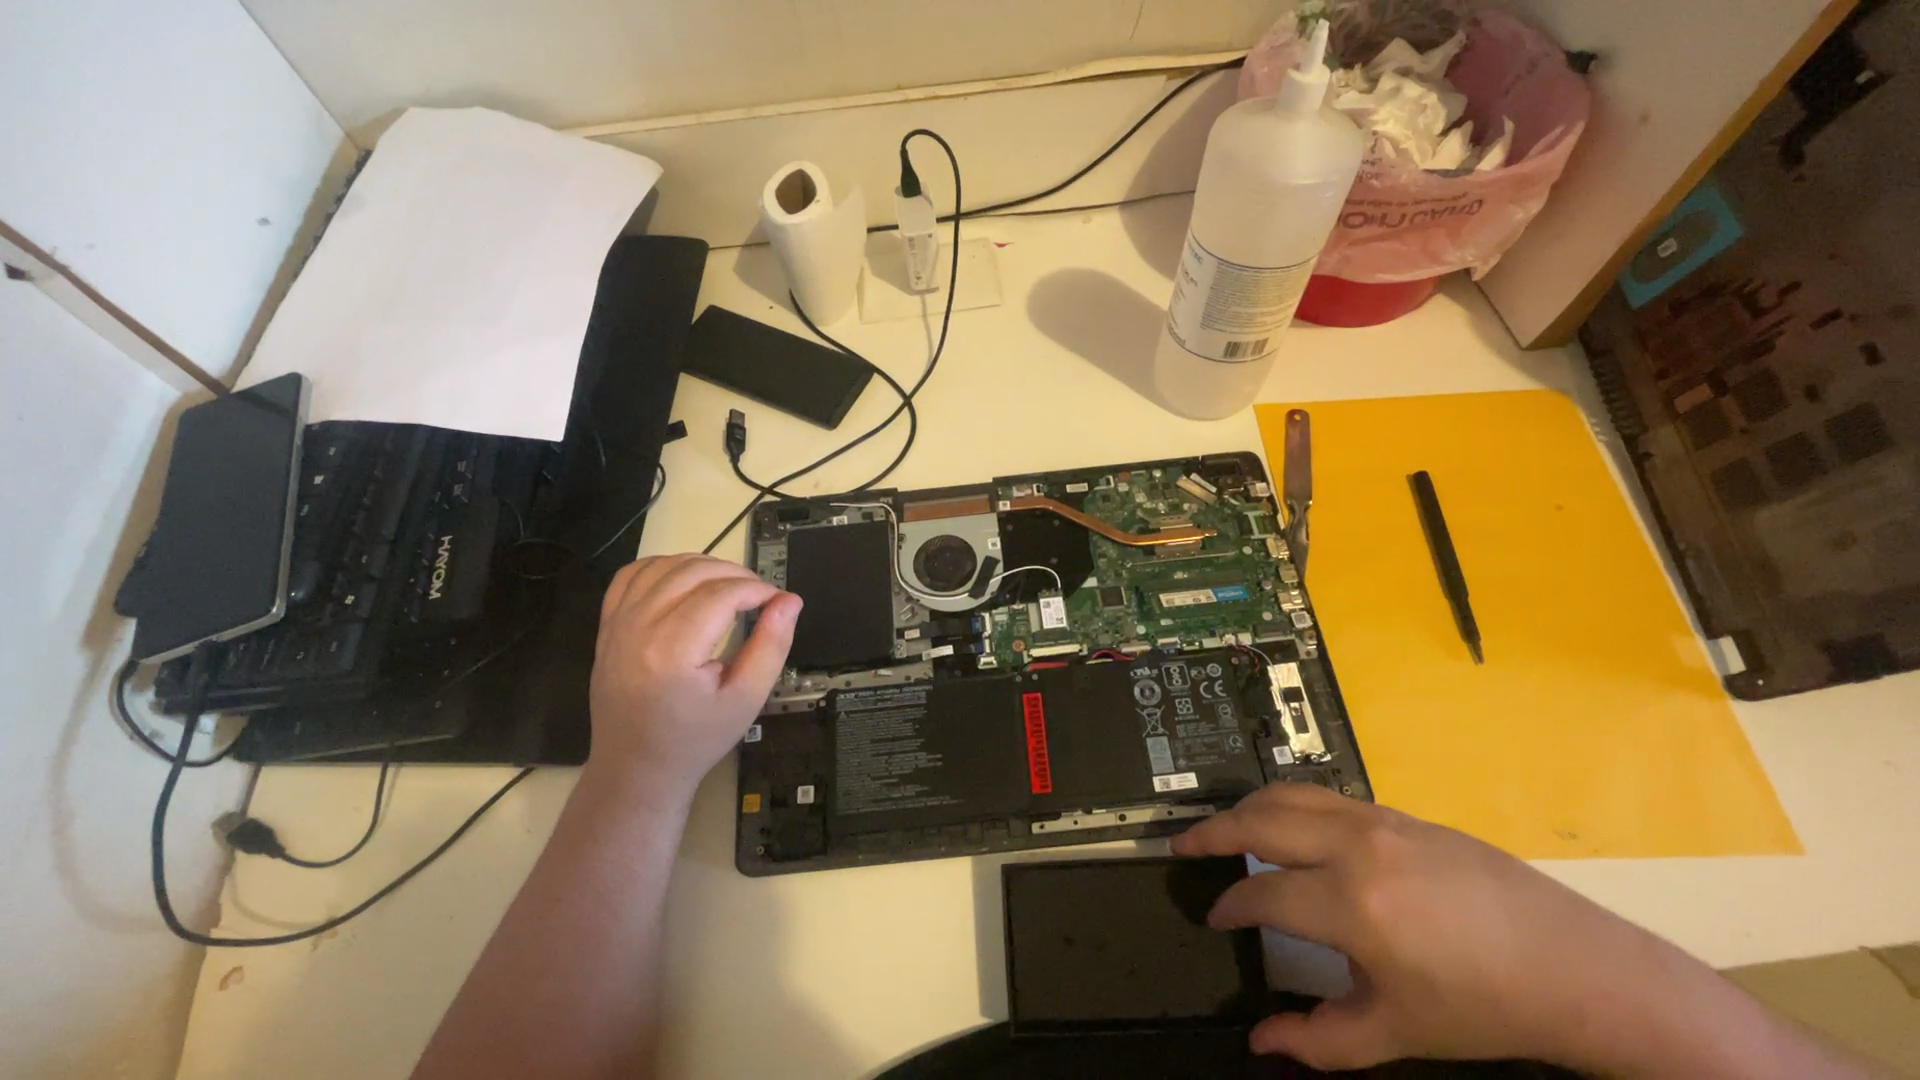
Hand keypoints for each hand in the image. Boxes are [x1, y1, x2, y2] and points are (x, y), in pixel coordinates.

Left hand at [587, 554, 800, 809]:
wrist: (637, 769)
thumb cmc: (695, 740)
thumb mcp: (746, 700)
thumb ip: (771, 646)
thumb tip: (790, 601)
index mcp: (672, 651)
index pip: (720, 594)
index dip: (756, 588)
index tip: (778, 601)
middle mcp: (637, 629)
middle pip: (692, 572)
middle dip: (734, 573)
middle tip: (760, 594)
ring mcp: (616, 625)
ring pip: (662, 566)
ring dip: (701, 565)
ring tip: (729, 585)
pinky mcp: (606, 627)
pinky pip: (630, 576)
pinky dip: (661, 567)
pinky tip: (685, 579)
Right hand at [1171, 783, 1741, 1073]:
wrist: (1577, 968)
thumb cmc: (1483, 1009)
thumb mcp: (1395, 1033)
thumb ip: (1318, 1040)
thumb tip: (1259, 1041)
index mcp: (1351, 905)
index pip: (1262, 893)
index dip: (1229, 906)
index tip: (1212, 918)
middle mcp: (1356, 847)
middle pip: (1261, 820)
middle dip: (1213, 833)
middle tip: (1183, 846)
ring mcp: (1380, 821)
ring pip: (1290, 795)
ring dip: (1248, 808)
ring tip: (1225, 827)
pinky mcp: (1402, 813)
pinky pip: (1326, 796)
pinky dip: (1289, 804)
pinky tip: (1289, 826)